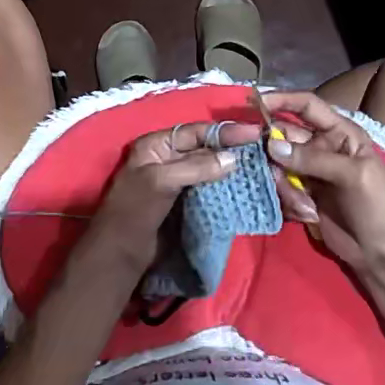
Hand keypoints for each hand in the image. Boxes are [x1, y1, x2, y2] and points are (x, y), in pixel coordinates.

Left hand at [82, 121, 262, 274]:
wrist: (121, 253)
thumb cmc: (135, 210)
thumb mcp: (161, 181)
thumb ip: (197, 167)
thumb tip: (233, 158)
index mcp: (155, 146)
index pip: (194, 132)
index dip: (224, 131)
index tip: (253, 132)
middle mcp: (166, 158)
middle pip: (204, 147)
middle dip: (231, 147)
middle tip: (263, 148)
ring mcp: (177, 181)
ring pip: (210, 167)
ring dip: (232, 167)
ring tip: (261, 165)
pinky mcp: (185, 201)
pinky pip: (210, 187)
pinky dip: (227, 185)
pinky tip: (245, 184)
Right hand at [262, 91, 384, 272]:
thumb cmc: (380, 208)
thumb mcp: (354, 176)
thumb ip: (312, 158)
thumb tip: (271, 146)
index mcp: (341, 133)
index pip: (307, 105)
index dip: (282, 99)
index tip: (255, 101)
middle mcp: (322, 147)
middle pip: (284, 135)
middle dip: (269, 145)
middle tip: (257, 158)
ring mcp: (310, 173)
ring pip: (277, 164)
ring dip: (282, 183)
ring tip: (304, 203)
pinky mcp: (301, 196)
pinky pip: (280, 189)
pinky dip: (287, 200)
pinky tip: (306, 214)